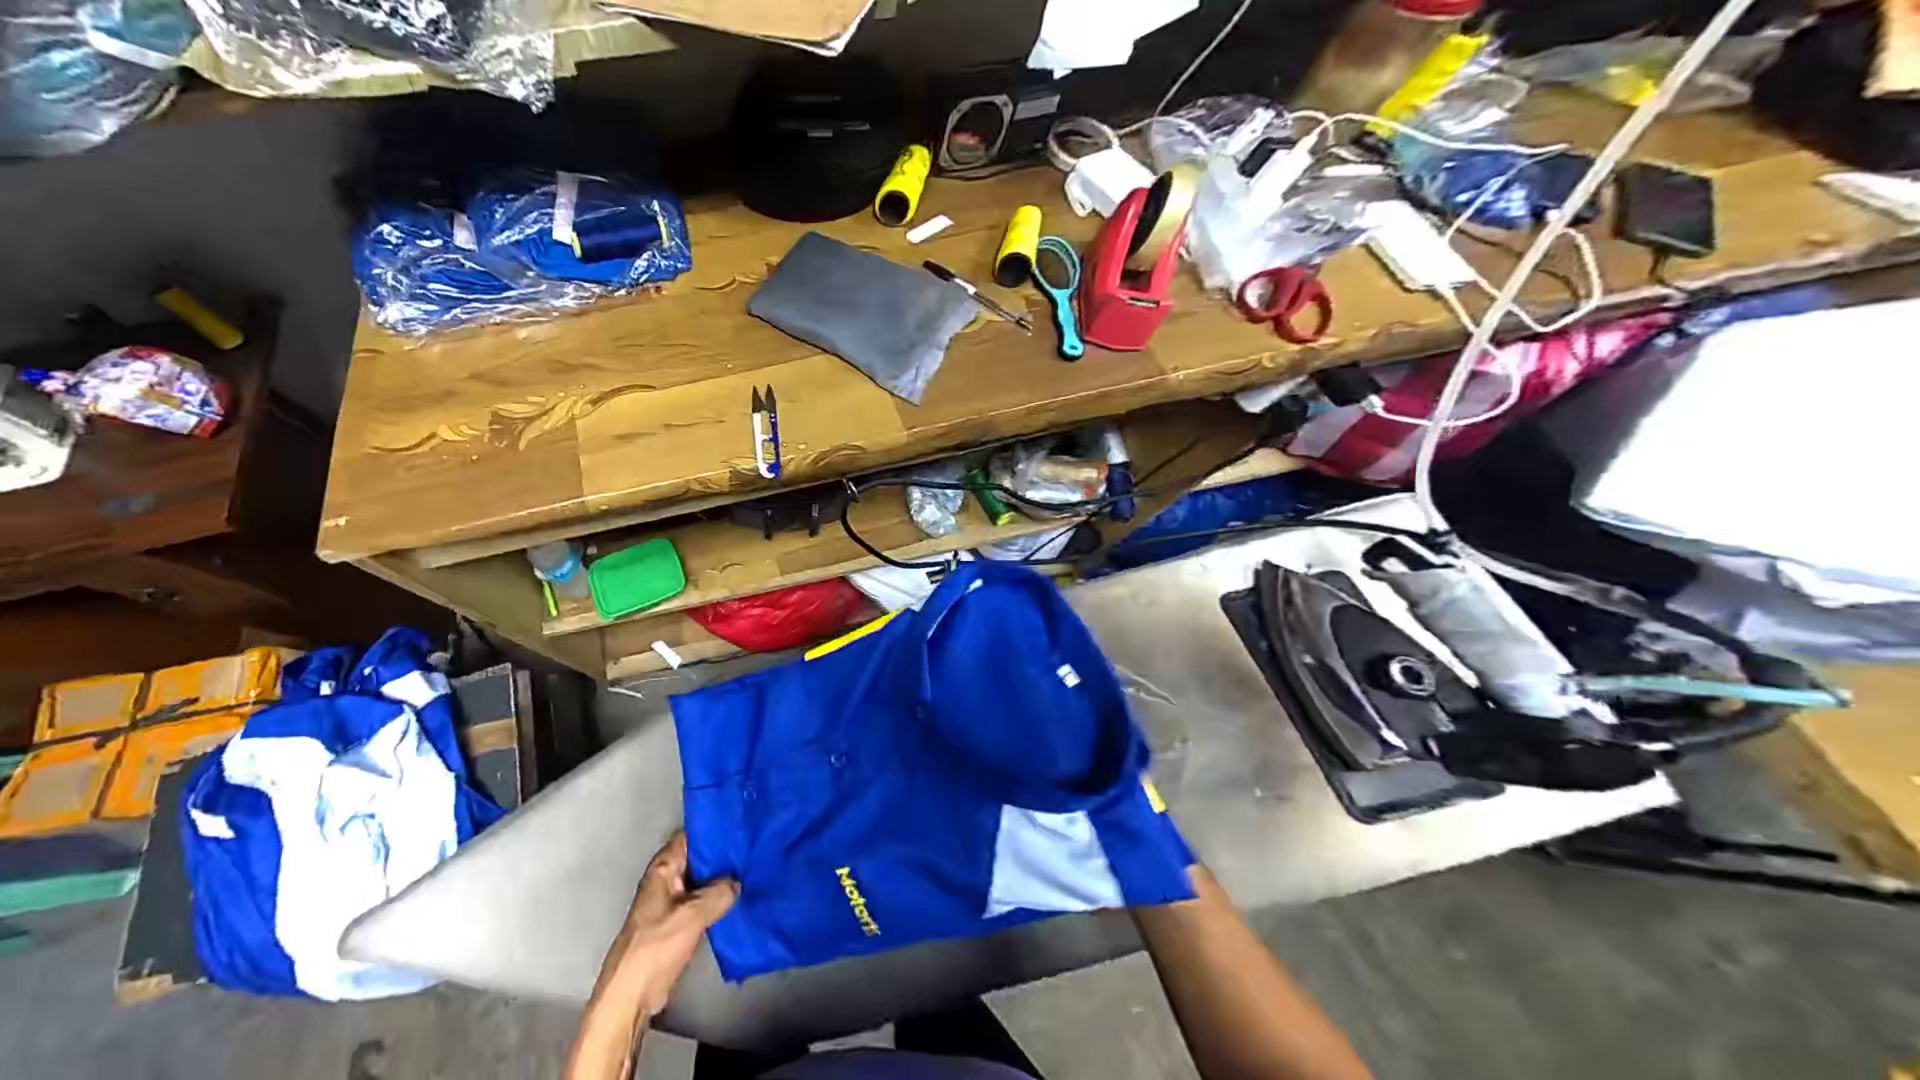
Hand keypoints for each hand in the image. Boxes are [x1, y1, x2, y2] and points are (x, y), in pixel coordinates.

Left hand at [597, 830, 738, 1017]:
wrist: (632, 994)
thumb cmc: (657, 946)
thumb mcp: (693, 915)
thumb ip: (719, 893)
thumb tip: (737, 883)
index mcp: (664, 868)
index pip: (691, 835)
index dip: (715, 827)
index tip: (743, 822)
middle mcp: (667, 879)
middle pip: (698, 856)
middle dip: (724, 851)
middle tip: (756, 844)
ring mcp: (672, 901)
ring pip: (703, 879)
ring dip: (723, 876)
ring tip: (754, 867)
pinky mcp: (678, 921)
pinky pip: (703, 900)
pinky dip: (719, 897)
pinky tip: (741, 896)